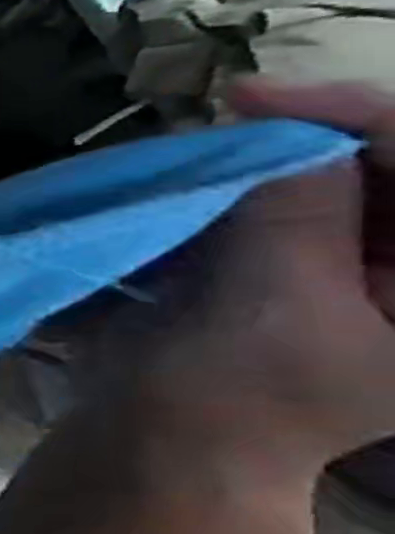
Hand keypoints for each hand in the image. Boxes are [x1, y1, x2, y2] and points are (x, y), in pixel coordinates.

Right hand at [105, 79, 394, 468]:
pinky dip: (238, 181)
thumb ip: (294, 216)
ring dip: (271, 156)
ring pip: (339, 173)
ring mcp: (366, 262)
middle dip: (319, 134)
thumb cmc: (236, 389)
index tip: (251, 99)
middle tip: (227, 122)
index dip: (364, 119)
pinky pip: (285, 196)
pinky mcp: (301, 260)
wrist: (168, 434)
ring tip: (205, 149)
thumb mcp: (275, 305)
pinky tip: (199, 180)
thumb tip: (282, 128)